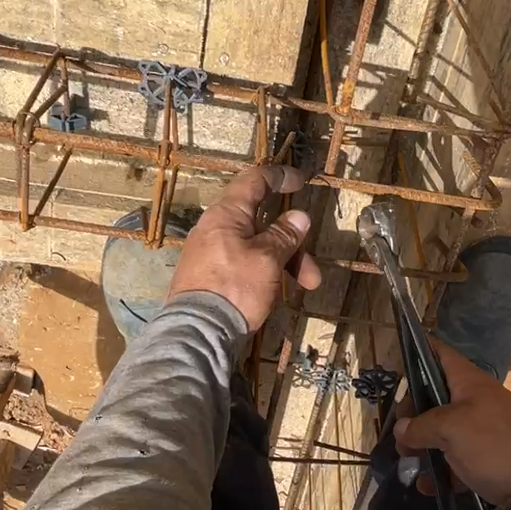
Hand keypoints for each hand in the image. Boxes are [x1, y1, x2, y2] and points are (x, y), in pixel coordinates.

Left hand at [169, 165, 322, 328]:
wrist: (197, 332)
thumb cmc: (235, 287)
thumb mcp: (267, 259)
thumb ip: (284, 235)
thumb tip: (299, 215)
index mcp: (226, 214)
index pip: (254, 180)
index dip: (280, 176)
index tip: (301, 181)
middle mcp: (215, 228)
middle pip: (261, 223)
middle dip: (293, 244)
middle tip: (312, 270)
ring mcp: (211, 253)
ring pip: (256, 248)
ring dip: (284, 264)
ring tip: (305, 288)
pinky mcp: (210, 277)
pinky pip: (244, 265)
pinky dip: (265, 274)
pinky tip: (274, 297)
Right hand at [393, 340, 510, 506]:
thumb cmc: (492, 445)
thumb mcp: (450, 429)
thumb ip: (420, 426)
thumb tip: (402, 429)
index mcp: (471, 382)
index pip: (441, 354)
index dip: (419, 352)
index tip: (398, 364)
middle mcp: (477, 401)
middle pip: (435, 397)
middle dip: (413, 414)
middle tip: (399, 435)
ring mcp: (483, 430)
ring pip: (443, 430)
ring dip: (423, 445)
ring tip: (408, 463)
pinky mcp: (487, 458)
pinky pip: (456, 458)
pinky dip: (441, 469)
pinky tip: (428, 485)